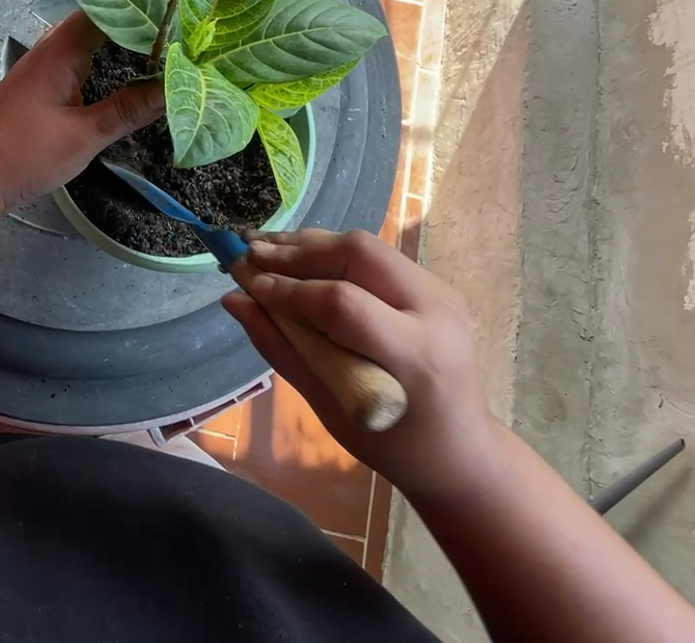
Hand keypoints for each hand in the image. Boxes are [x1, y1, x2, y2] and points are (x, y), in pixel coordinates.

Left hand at [0, 11, 163, 218]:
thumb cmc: (23, 155)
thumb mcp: (84, 136)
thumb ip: (129, 110)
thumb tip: (175, 88)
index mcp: (58, 51)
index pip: (105, 8)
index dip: (142, 7)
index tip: (180, 13)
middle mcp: (49, 49)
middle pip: (98, 19)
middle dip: (137, 22)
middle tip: (180, 29)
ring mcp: (42, 67)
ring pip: (87, 40)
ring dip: (120, 41)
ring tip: (163, 45)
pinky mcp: (40, 86)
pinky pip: (78, 59)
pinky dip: (104, 60)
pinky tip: (125, 72)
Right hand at [220, 229, 500, 503]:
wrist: (460, 450)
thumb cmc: (391, 443)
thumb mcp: (329, 409)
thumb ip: (282, 349)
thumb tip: (234, 301)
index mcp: (415, 356)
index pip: (343, 303)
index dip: (288, 290)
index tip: (245, 284)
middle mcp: (436, 312)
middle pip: (359, 253)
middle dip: (298, 251)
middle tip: (251, 254)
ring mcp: (441, 292)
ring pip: (365, 244)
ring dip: (309, 244)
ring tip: (264, 248)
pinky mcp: (433, 284)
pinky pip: (373, 254)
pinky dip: (328, 252)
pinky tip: (296, 258)